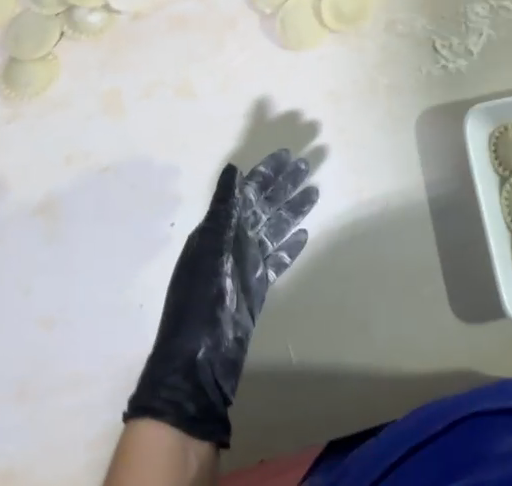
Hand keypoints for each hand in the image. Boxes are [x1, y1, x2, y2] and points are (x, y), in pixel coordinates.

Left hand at [124, 149, 316, 446]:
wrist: (197, 359)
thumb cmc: (199, 300)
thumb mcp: (209, 248)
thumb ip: (223, 210)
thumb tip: (234, 170)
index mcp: (217, 229)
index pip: (247, 191)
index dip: (267, 171)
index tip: (288, 153)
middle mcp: (232, 242)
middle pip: (264, 206)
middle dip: (285, 185)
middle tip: (309, 163)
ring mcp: (245, 265)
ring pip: (274, 229)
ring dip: (293, 210)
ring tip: (314, 191)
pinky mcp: (256, 288)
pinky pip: (277, 260)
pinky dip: (290, 246)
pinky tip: (305, 234)